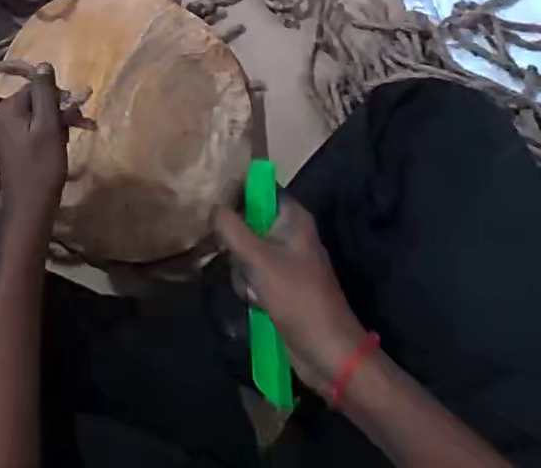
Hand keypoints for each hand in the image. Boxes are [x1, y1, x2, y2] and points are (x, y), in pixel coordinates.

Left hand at [0, 64, 68, 239]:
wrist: (29, 207)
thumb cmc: (42, 166)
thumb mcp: (48, 125)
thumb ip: (46, 93)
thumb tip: (43, 64)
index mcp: (8, 108)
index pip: (38, 87)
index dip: (59, 98)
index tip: (77, 112)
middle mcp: (1, 115)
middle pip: (37, 100)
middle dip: (60, 110)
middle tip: (81, 125)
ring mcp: (5, 131)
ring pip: (38, 115)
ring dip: (58, 123)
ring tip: (72, 138)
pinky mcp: (11, 145)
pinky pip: (33, 129)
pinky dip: (49, 133)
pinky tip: (61, 145)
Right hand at [214, 198, 368, 390]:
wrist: (328, 353)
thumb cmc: (297, 298)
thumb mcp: (258, 259)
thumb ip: (231, 228)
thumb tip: (212, 206)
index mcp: (293, 217)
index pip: (260, 188)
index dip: (237, 192)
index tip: (216, 207)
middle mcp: (290, 232)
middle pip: (248, 220)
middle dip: (236, 241)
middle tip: (233, 255)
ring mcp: (286, 260)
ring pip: (247, 249)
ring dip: (242, 269)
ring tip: (251, 287)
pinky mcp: (281, 284)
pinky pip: (253, 272)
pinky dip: (250, 285)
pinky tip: (255, 302)